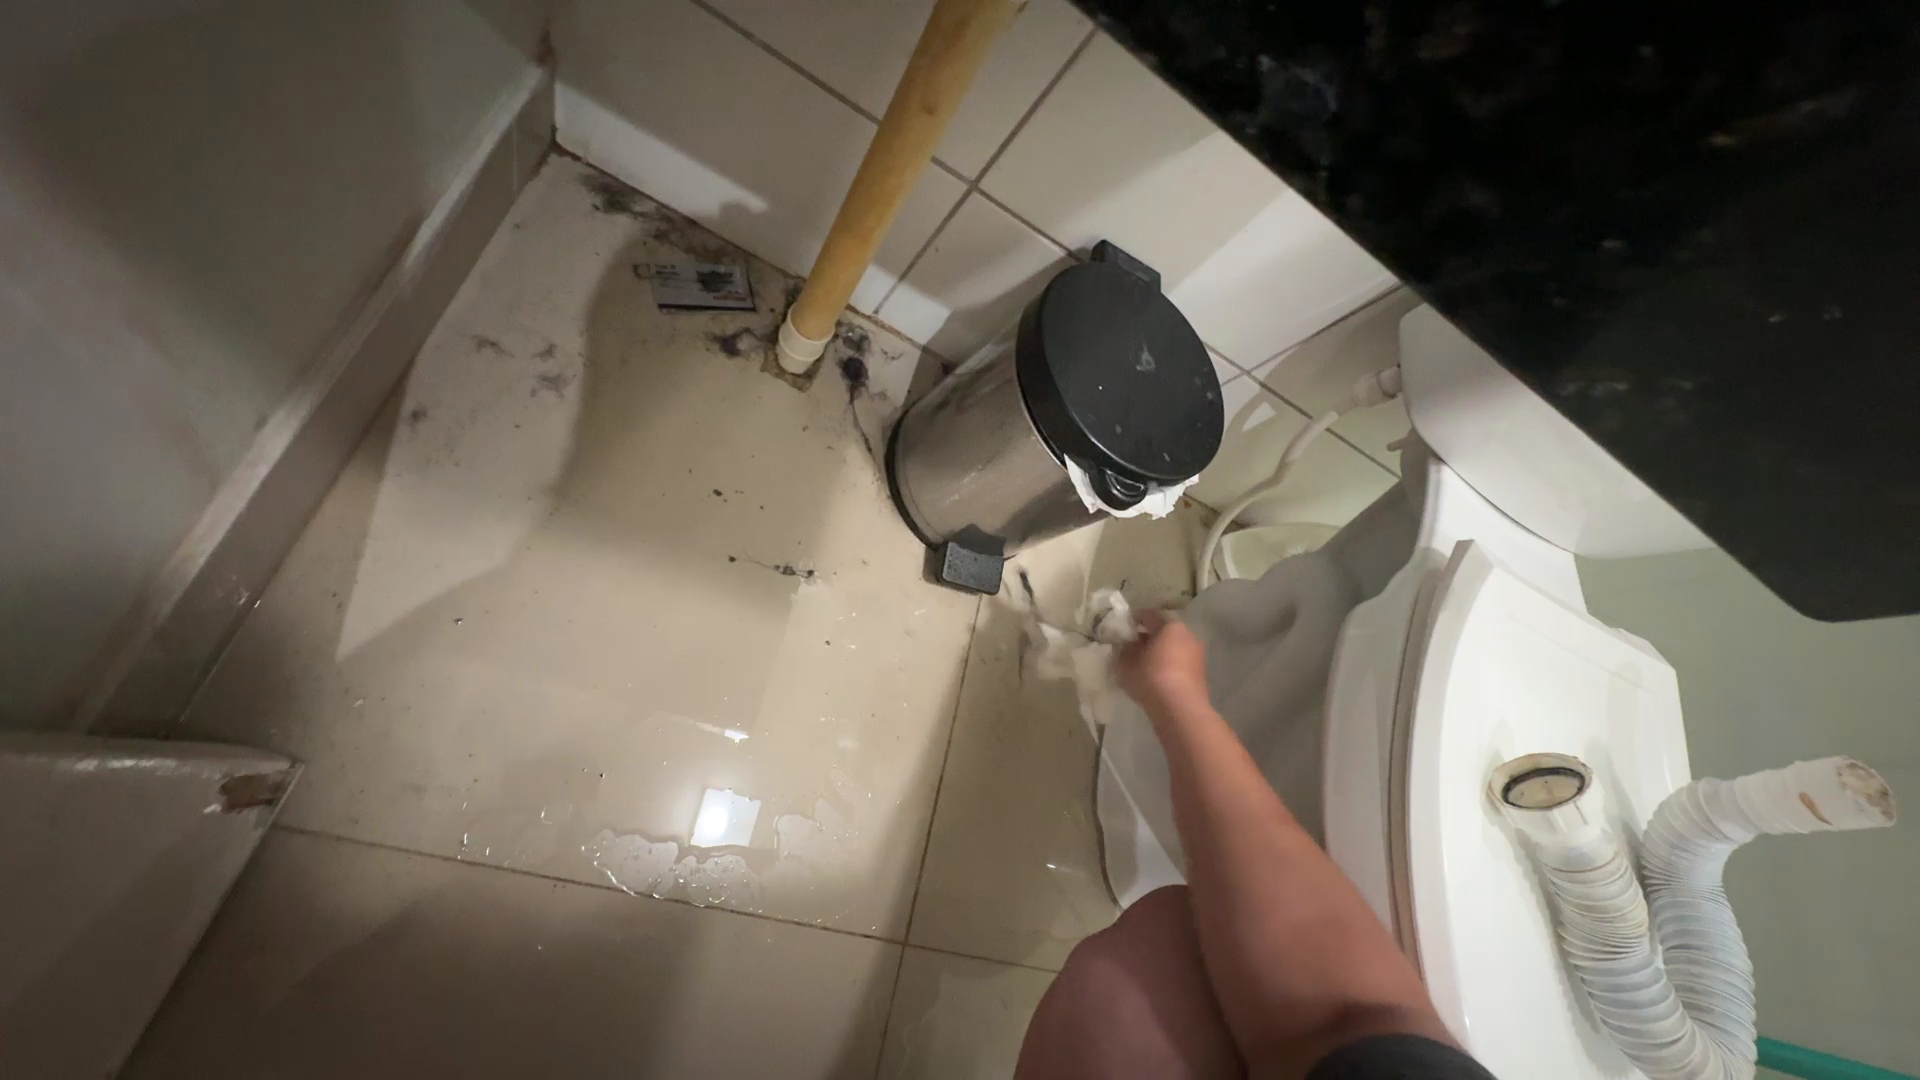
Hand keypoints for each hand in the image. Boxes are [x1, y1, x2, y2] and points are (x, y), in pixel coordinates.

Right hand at [1117, 611, 1210, 719]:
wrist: (1180, 708)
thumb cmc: (1151, 677)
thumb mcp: (1126, 662)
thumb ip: (1124, 649)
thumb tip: (1127, 644)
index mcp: (1170, 626)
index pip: (1149, 615)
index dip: (1134, 618)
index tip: (1123, 625)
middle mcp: (1188, 635)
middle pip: (1164, 631)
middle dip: (1148, 636)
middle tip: (1132, 644)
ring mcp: (1197, 654)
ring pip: (1173, 647)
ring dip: (1159, 652)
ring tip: (1143, 662)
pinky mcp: (1200, 673)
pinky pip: (1179, 662)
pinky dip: (1168, 665)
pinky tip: (1156, 676)